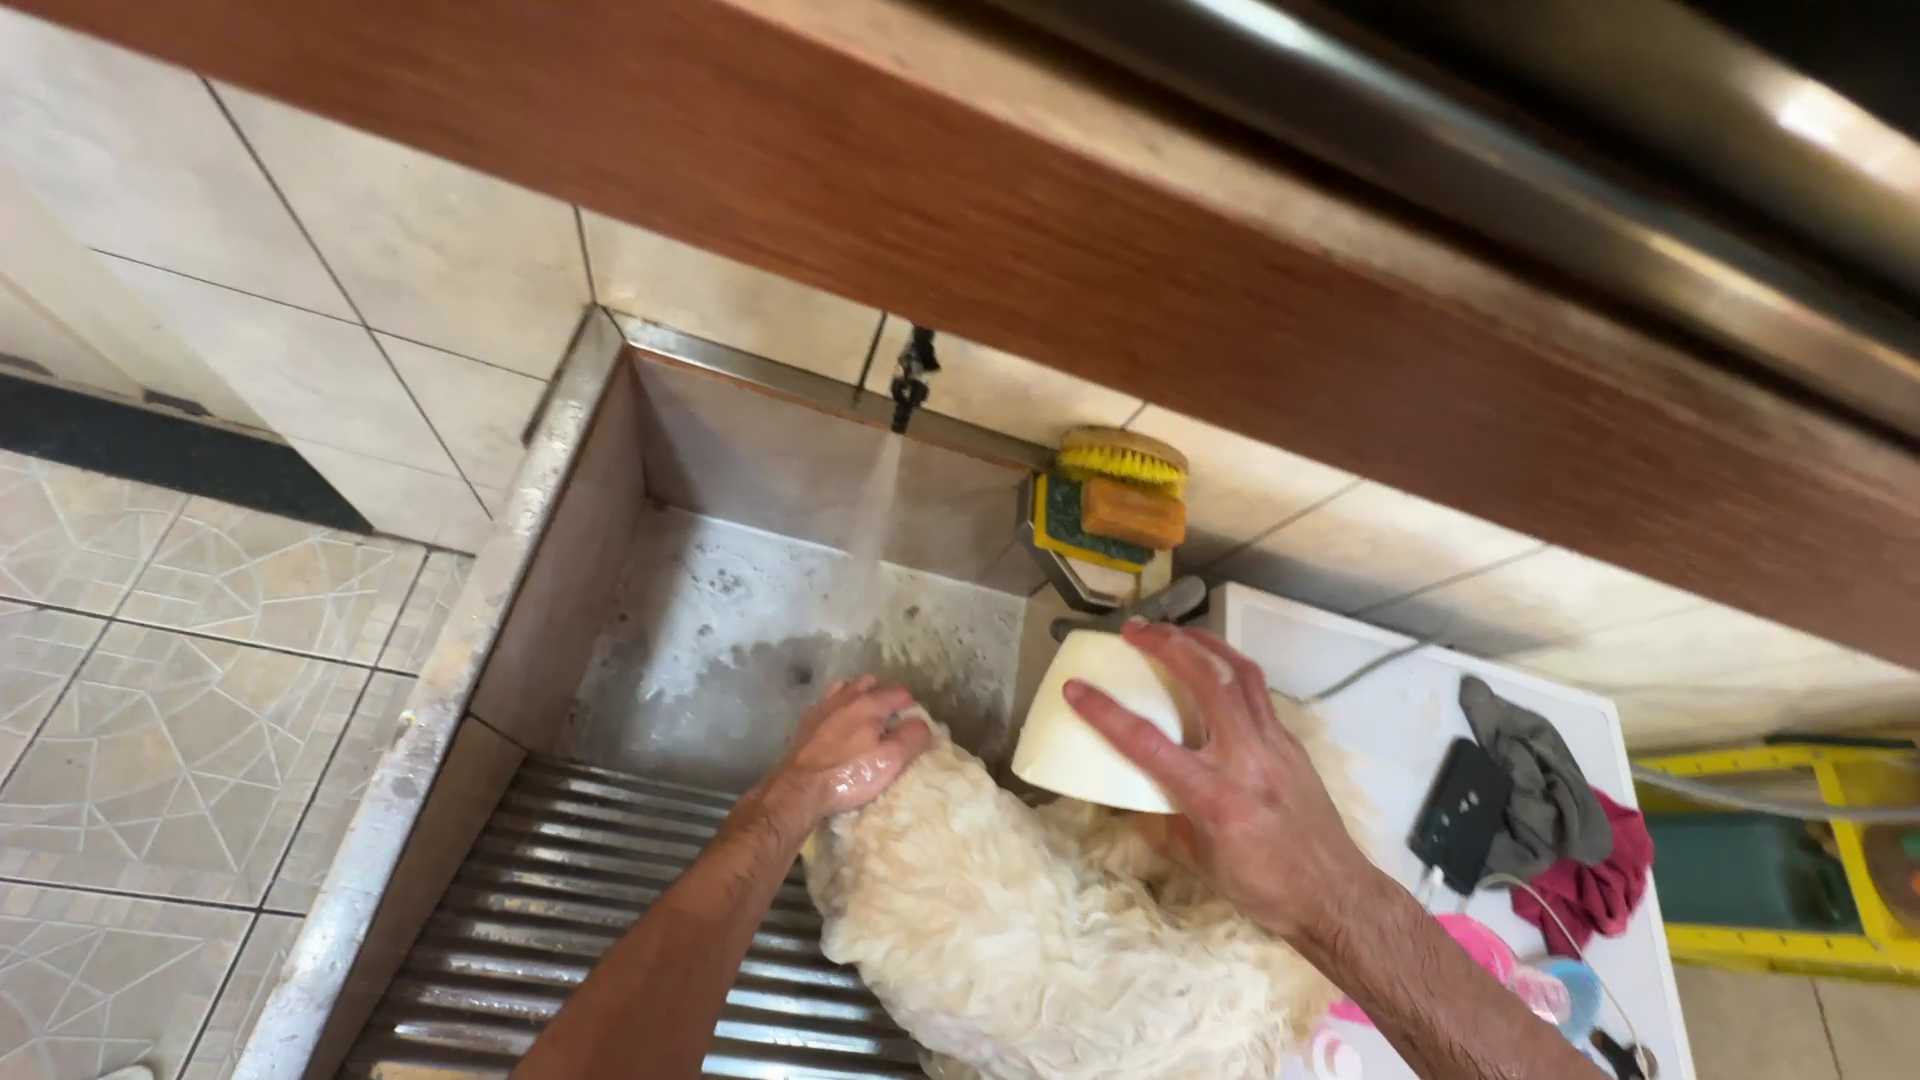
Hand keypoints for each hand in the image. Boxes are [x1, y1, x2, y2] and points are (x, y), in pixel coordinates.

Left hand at [759, 675, 931, 826]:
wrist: (799, 789)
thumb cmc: (849, 775)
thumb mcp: (891, 761)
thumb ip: (912, 738)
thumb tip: (923, 723)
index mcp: (870, 704)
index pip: (899, 692)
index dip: (911, 705)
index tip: (913, 723)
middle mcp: (846, 697)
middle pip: (870, 682)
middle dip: (884, 694)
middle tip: (890, 719)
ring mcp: (823, 707)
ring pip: (845, 687)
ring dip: (858, 695)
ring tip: (864, 717)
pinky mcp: (806, 722)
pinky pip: (826, 703)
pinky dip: (836, 707)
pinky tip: (837, 725)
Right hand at [1063, 621, 1374, 940]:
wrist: (1335, 895)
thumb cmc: (1262, 887)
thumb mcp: (1198, 858)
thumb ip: (1165, 813)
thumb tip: (1137, 784)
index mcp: (1214, 797)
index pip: (1148, 743)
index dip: (1105, 713)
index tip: (1074, 687)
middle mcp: (1246, 758)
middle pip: (1207, 681)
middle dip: (1167, 645)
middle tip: (1134, 629)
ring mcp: (1274, 744)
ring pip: (1239, 672)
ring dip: (1201, 642)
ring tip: (1173, 630)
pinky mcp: (1290, 740)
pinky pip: (1257, 690)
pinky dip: (1228, 666)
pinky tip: (1211, 666)